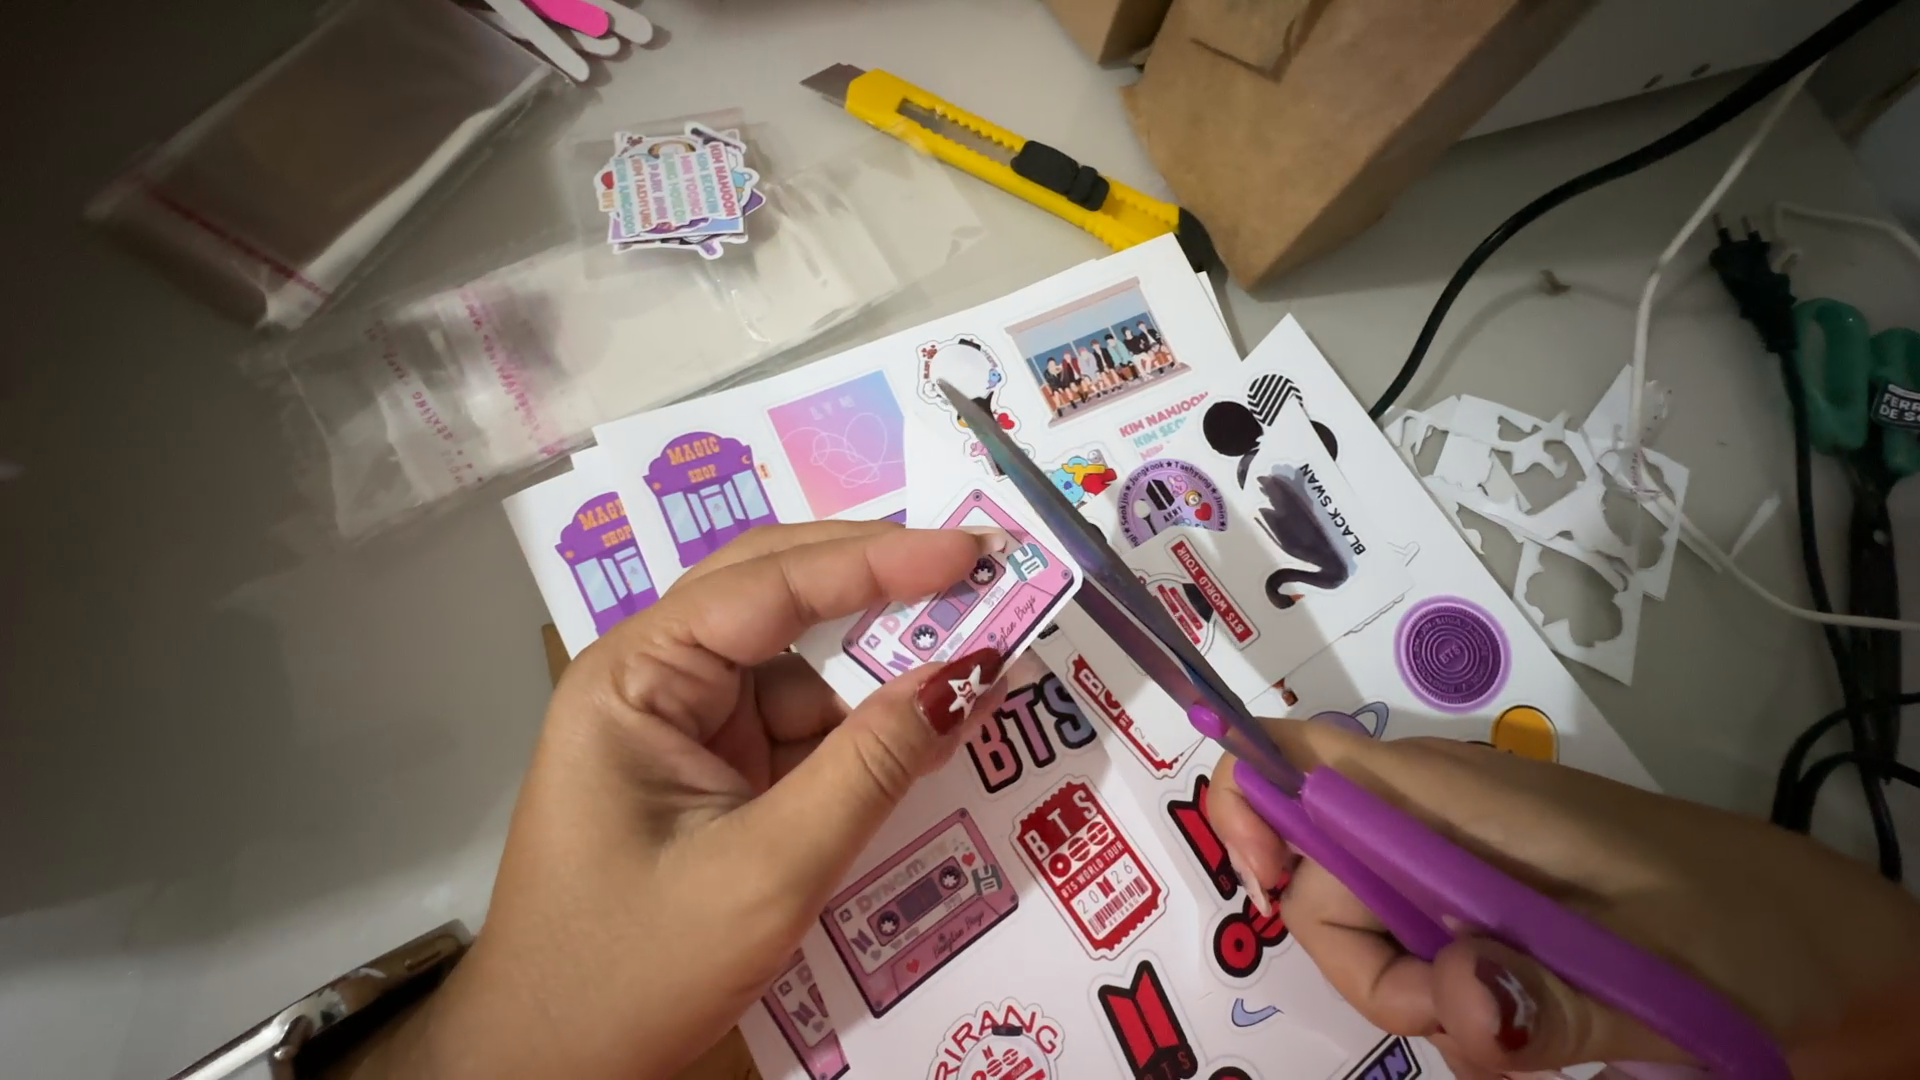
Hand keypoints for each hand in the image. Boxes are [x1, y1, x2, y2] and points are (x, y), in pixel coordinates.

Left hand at [349, 522, 1010, 1079]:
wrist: (552, 1075)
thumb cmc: (635, 974)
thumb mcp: (770, 870)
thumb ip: (874, 765)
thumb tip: (971, 674)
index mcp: (638, 676)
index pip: (769, 584)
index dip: (878, 559)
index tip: (969, 551)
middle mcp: (661, 675)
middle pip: (781, 594)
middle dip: (878, 584)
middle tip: (972, 569)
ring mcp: (691, 719)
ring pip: (807, 662)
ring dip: (879, 669)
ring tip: (960, 670)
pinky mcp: (722, 760)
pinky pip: (809, 719)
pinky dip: (865, 728)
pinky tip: (911, 745)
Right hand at [1208, 722, 1919, 1079]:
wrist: (1803, 933)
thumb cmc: (1740, 924)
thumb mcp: (1668, 973)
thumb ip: (1560, 998)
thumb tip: (1457, 1005)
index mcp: (1441, 790)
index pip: (1297, 756)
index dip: (1247, 803)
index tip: (1268, 890)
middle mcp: (1415, 805)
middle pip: (1314, 865)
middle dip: (1361, 959)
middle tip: (1457, 1017)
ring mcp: (1432, 848)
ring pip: (1349, 909)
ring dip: (1398, 981)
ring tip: (1509, 1024)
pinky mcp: (1453, 886)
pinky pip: (1392, 929)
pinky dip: (1420, 981)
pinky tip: (1498, 1009)